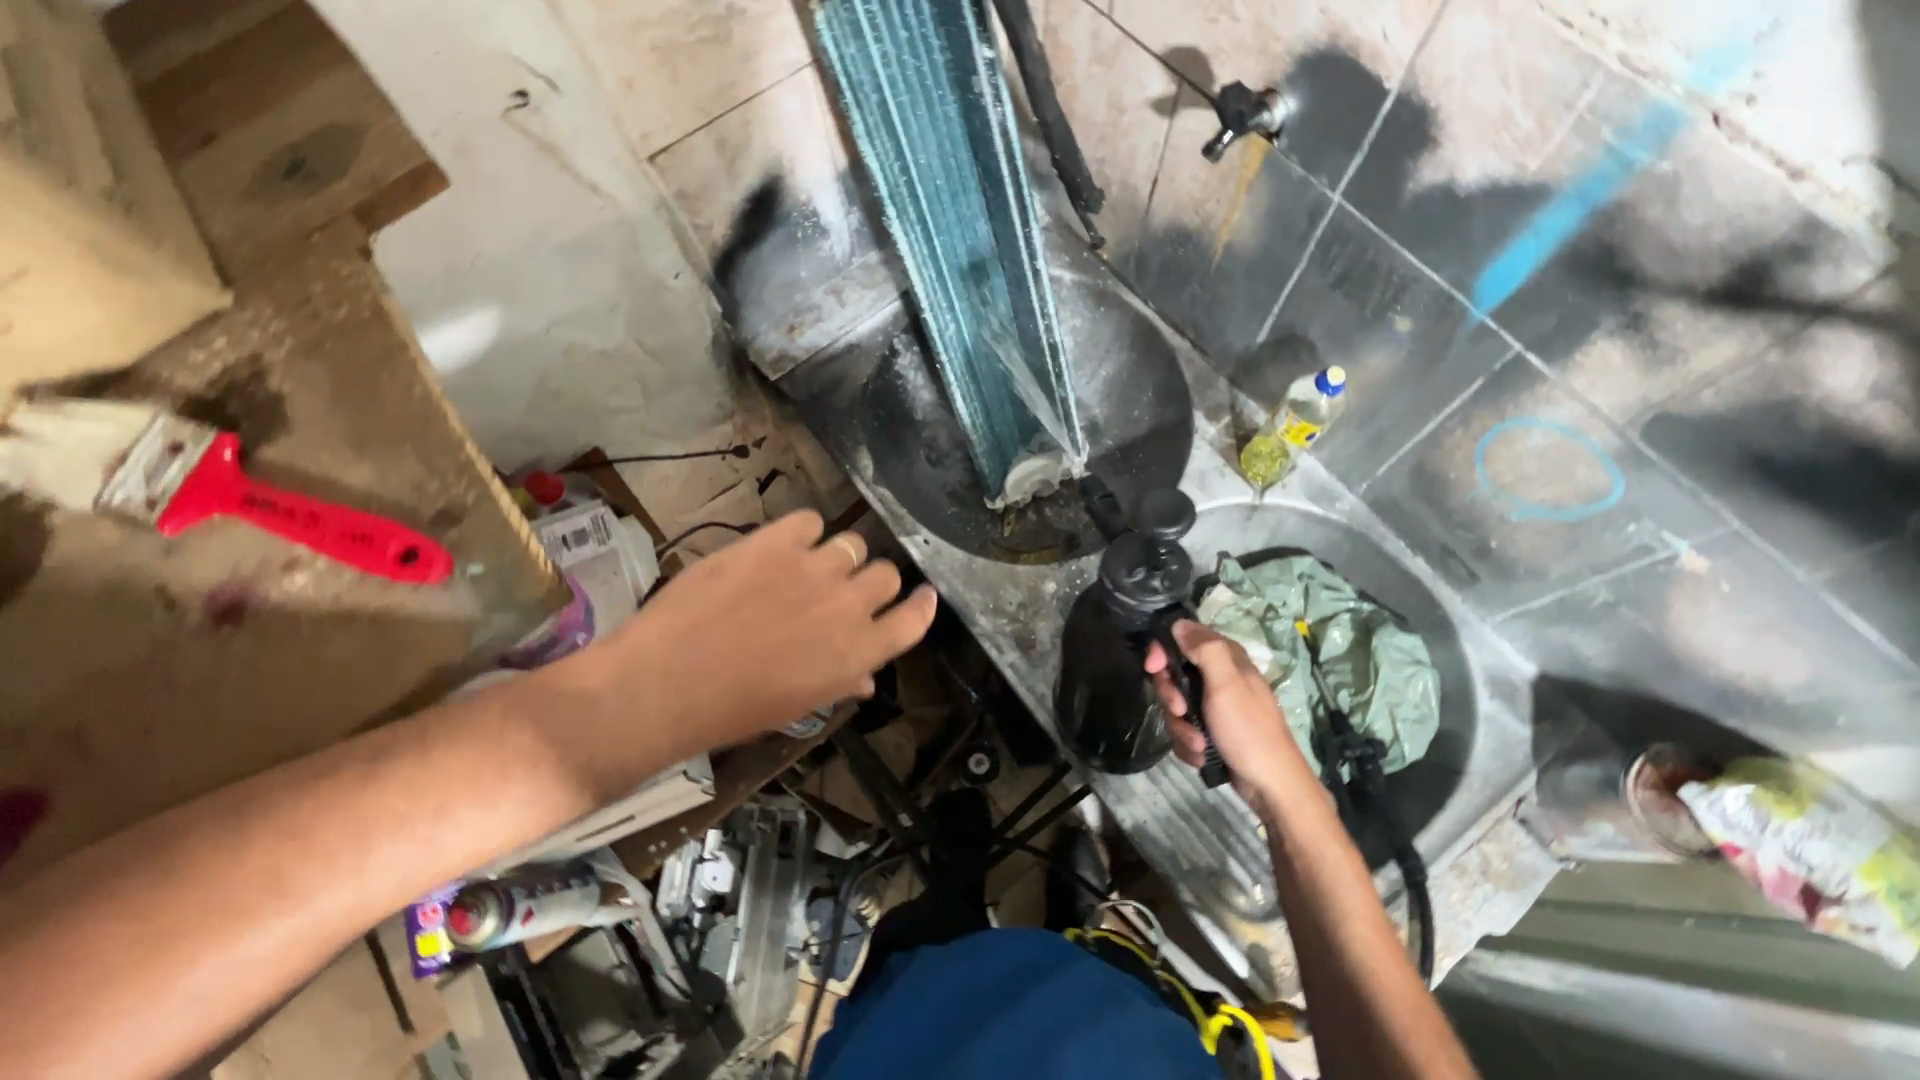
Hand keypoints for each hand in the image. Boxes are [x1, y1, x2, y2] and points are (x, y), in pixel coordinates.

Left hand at [569, 511, 937, 767]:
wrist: (669, 681)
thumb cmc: (735, 709)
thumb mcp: (797, 706)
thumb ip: (840, 682)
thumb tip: (863, 677)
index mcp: (858, 653)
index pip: (912, 620)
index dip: (921, 605)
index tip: (922, 595)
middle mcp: (847, 606)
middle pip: (885, 574)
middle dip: (871, 582)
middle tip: (842, 591)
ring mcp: (812, 569)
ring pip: (850, 544)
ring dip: (837, 557)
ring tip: (806, 568)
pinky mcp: (774, 542)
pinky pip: (809, 520)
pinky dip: (802, 532)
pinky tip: (782, 547)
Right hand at [1145, 620, 1319, 820]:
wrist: (1269, 784)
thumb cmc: (1249, 730)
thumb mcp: (1226, 684)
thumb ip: (1204, 650)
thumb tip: (1178, 623)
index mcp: (1227, 659)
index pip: (1183, 638)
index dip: (1163, 652)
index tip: (1153, 669)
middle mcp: (1220, 678)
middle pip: (1173, 675)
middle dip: (1171, 698)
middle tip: (1182, 712)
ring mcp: (1215, 707)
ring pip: (1176, 707)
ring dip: (1181, 728)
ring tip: (1199, 744)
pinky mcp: (1211, 731)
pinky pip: (1183, 730)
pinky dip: (1188, 744)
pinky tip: (1201, 754)